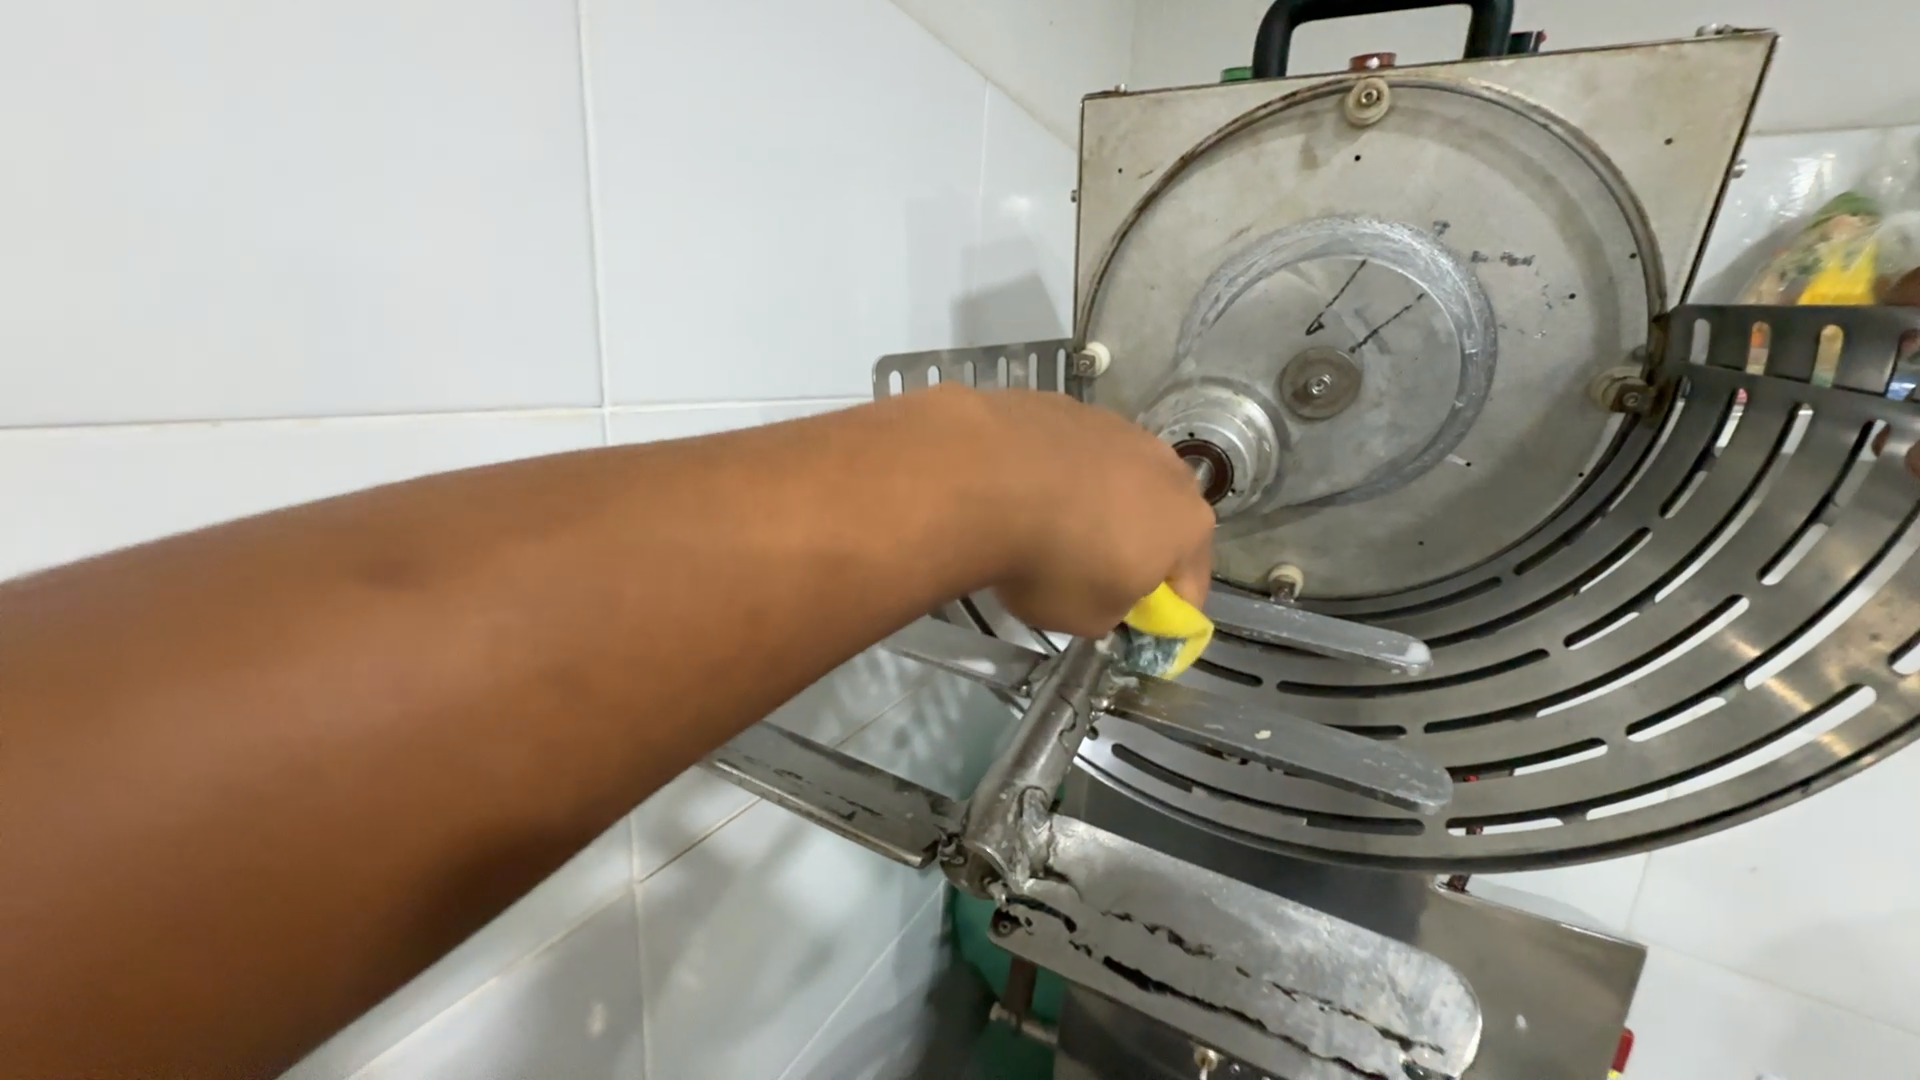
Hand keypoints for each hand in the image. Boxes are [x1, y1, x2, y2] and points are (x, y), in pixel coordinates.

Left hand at [951, 387, 1216, 636]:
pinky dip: (1053, 470)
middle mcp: (1165, 468)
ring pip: (1114, 478)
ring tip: (1045, 524)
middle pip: (1157, 519)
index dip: (1164, 613)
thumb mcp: (1086, 619)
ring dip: (1093, 501)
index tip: (1133, 624)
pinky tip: (1018, 488)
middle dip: (1132, 545)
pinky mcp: (1066, 406)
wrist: (984, 480)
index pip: (1189, 585)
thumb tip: (1107, 594)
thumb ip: (1111, 610)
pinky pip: (1068, 452)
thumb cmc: (1050, 562)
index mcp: (1188, 526)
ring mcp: (1116, 428)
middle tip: (1088, 572)